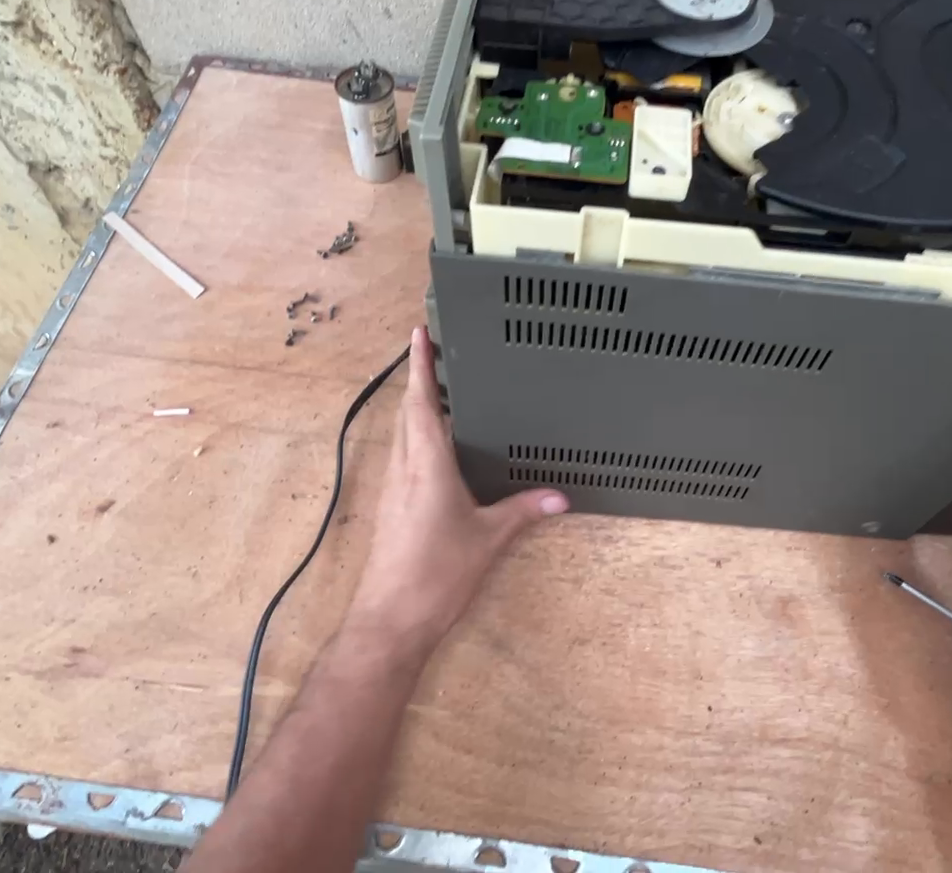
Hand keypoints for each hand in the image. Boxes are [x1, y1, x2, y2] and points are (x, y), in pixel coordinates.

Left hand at [345, 327, 568, 655]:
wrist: (390, 618)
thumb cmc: (438, 573)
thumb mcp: (489, 539)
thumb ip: (524, 511)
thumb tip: (561, 496)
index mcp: (426, 464)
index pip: (421, 402)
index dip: (420, 366)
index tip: (418, 333)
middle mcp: (403, 467)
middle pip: (407, 411)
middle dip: (420, 379)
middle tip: (438, 353)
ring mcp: (392, 487)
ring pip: (402, 433)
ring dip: (415, 406)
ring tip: (440, 389)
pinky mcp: (390, 505)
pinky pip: (403, 454)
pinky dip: (416, 434)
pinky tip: (435, 444)